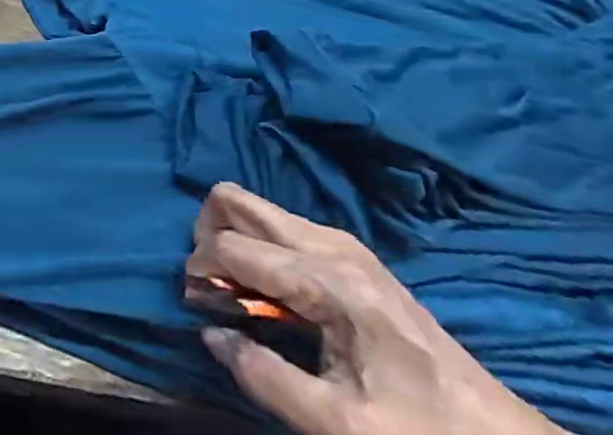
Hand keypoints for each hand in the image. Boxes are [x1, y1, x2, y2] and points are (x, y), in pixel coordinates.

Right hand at [189, 183, 564, 434]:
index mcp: (327, 279)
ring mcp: (343, 243)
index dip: (201, 272)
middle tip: (208, 289)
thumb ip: (263, 376)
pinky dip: (258, 249)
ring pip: (260, 211)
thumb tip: (210, 332)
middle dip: (208, 234)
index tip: (196, 308)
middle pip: (240, 201)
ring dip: (232, 242)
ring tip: (235, 298)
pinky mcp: (351, 255)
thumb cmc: (417, 432)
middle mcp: (330, 243)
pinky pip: (283, 230)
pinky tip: (267, 297)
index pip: (233, 245)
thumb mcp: (336, 424)